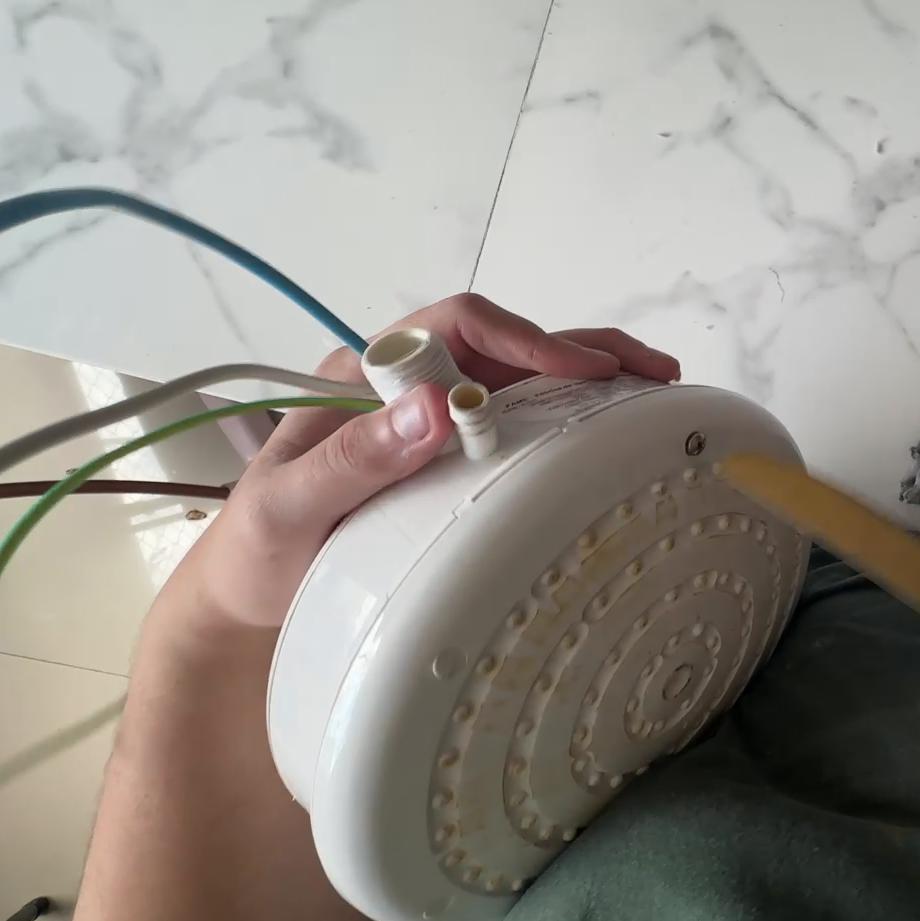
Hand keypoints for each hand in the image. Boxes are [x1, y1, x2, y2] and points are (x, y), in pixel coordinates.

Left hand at [190, 293, 679, 629]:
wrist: (262, 597)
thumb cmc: (264, 551)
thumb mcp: (288, 508)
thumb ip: (352, 458)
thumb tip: (441, 407)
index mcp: (374, 374)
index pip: (461, 323)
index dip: (528, 337)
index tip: (587, 371)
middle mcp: (419, 383)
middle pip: (514, 342)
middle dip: (588, 348)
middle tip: (653, 371)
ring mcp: (449, 418)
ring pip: (534, 377)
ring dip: (600, 375)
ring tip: (657, 387)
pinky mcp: (471, 453)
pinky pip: (534, 419)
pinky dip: (584, 414)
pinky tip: (619, 426)